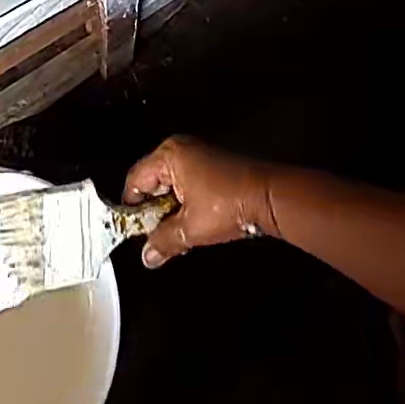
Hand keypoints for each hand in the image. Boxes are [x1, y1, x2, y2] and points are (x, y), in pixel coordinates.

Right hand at [122, 135, 282, 268]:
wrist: (270, 197)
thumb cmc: (230, 205)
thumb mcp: (192, 229)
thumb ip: (164, 240)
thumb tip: (148, 256)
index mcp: (168, 155)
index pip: (136, 179)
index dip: (134, 206)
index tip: (138, 228)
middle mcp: (179, 148)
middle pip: (152, 179)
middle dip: (155, 208)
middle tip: (161, 232)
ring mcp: (196, 152)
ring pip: (170, 182)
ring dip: (172, 206)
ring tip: (182, 229)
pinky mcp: (211, 162)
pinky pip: (186, 179)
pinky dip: (187, 199)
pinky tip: (196, 218)